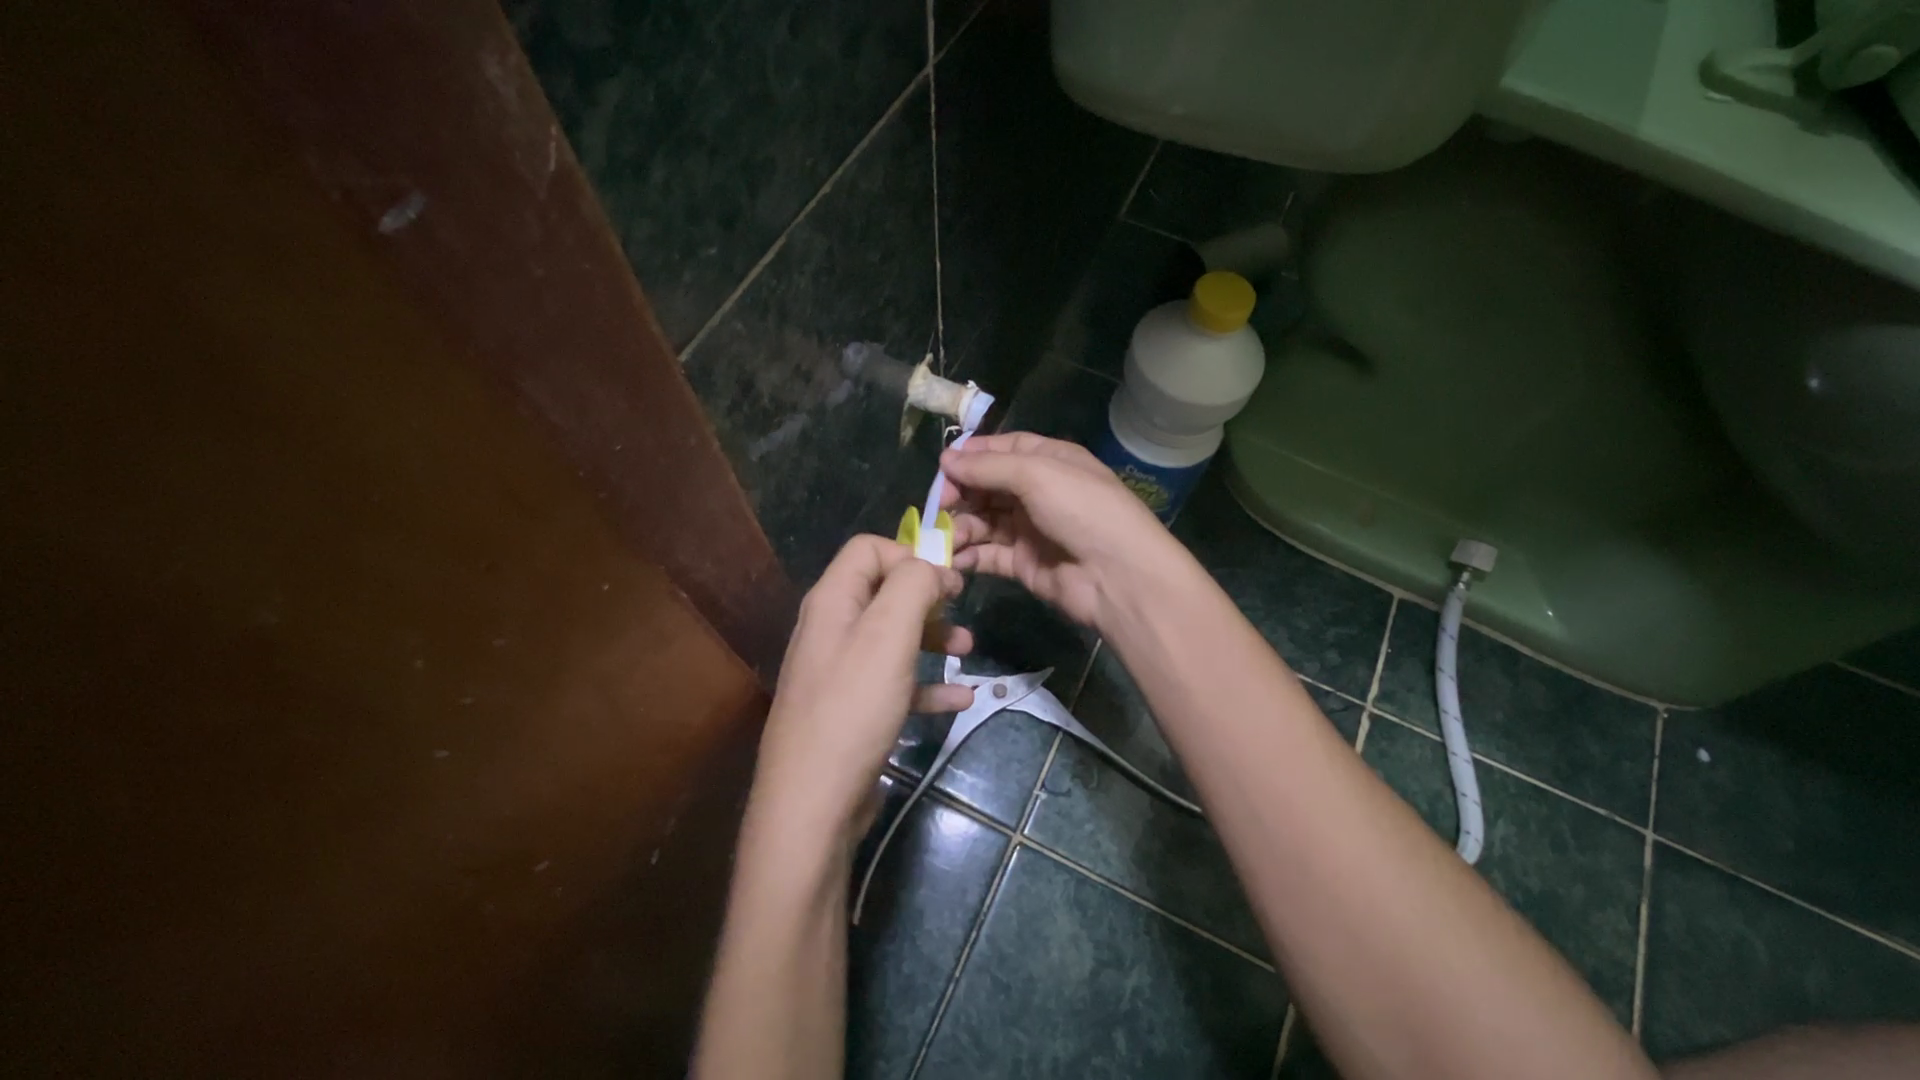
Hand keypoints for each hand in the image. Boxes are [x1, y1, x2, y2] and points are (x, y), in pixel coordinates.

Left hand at [752, 535, 975, 844]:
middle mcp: (831, 630)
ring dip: (934, 640)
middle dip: (929, 599)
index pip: (868, 549)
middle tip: (964, 614)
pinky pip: (896, 685)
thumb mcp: (888, 635)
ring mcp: (840, 673)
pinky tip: (960, 699)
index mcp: (832, 601)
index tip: (949, 582)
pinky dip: (927, 685)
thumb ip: (912, 585)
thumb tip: (931, 567)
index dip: (911, 555)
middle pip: (884, 593)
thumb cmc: (853, 707)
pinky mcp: (853, 712)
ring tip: (969, 653)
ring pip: (894, 639)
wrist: (813, 801)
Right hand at [939, 433, 1190, 631]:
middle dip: (961, 493)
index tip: (942, 468)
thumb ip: (988, 467)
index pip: (1002, 450)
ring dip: (961, 526)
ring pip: (984, 520)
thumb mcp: (1037, 474)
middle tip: (939, 507)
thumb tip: (945, 459)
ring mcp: (1030, 529)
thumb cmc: (1082, 511)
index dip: (971, 456)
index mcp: (1049, 461)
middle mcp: (1039, 491)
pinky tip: (952, 558)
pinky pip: (988, 554)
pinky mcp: (1023, 564)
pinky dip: (969, 555)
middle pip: (987, 485)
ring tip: (944, 536)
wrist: (1118, 575)